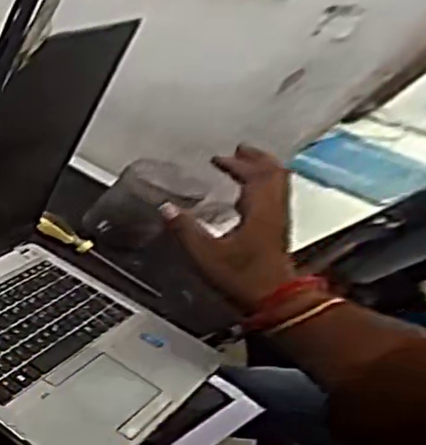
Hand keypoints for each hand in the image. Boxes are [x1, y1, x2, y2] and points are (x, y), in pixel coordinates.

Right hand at [163, 145, 298, 311]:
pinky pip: (274, 196)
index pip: (256, 176)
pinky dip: (262, 185)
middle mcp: (274, 210)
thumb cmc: (238, 274)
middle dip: (257, 160)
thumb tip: (166, 208)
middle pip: (275, 175)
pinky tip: (247, 191)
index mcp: (260, 211)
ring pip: (278, 183)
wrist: (271, 293)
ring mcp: (278, 218)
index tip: (219, 158)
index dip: (238, 164)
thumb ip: (184, 229)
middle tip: (239, 151)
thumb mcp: (203, 252)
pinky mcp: (275, 227)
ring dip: (263, 170)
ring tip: (246, 164)